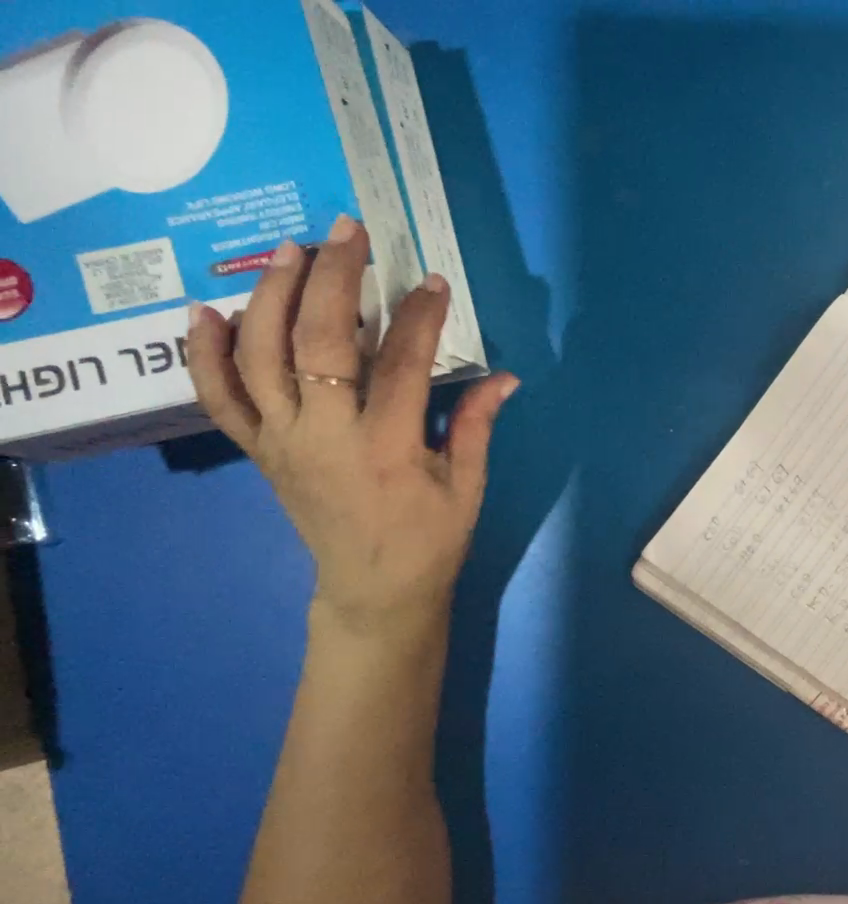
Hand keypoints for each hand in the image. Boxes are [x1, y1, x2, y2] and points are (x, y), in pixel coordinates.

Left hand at [185, 215, 517, 634]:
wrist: (374, 588)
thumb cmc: (431, 538)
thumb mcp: (468, 486)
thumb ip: (478, 426)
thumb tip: (506, 378)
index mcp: (390, 447)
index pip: (403, 364)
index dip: (420, 318)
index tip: (433, 282)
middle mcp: (326, 435)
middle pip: (319, 340)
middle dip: (336, 278)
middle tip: (350, 234)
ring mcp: (282, 440)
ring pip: (260, 353)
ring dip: (272, 294)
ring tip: (293, 252)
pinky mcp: (258, 449)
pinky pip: (218, 395)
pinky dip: (204, 352)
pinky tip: (208, 310)